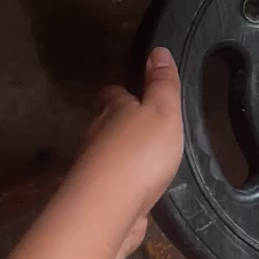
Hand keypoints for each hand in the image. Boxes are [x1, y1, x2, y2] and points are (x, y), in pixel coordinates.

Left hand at [73, 48, 183, 249]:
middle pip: (106, 124)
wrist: (109, 209)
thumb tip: (157, 50)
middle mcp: (98, 137)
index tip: (128, 91)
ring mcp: (95, 170)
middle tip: (142, 126)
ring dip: (122, 156)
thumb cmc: (140, 151)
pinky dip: (123, 184)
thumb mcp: (163, 110)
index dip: (119, 92)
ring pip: (107, 155)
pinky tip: (139, 189)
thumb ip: (162, 84)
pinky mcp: (99, 200)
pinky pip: (112, 185)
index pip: (112, 95)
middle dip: (120, 124)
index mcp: (114, 111)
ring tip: (145, 159)